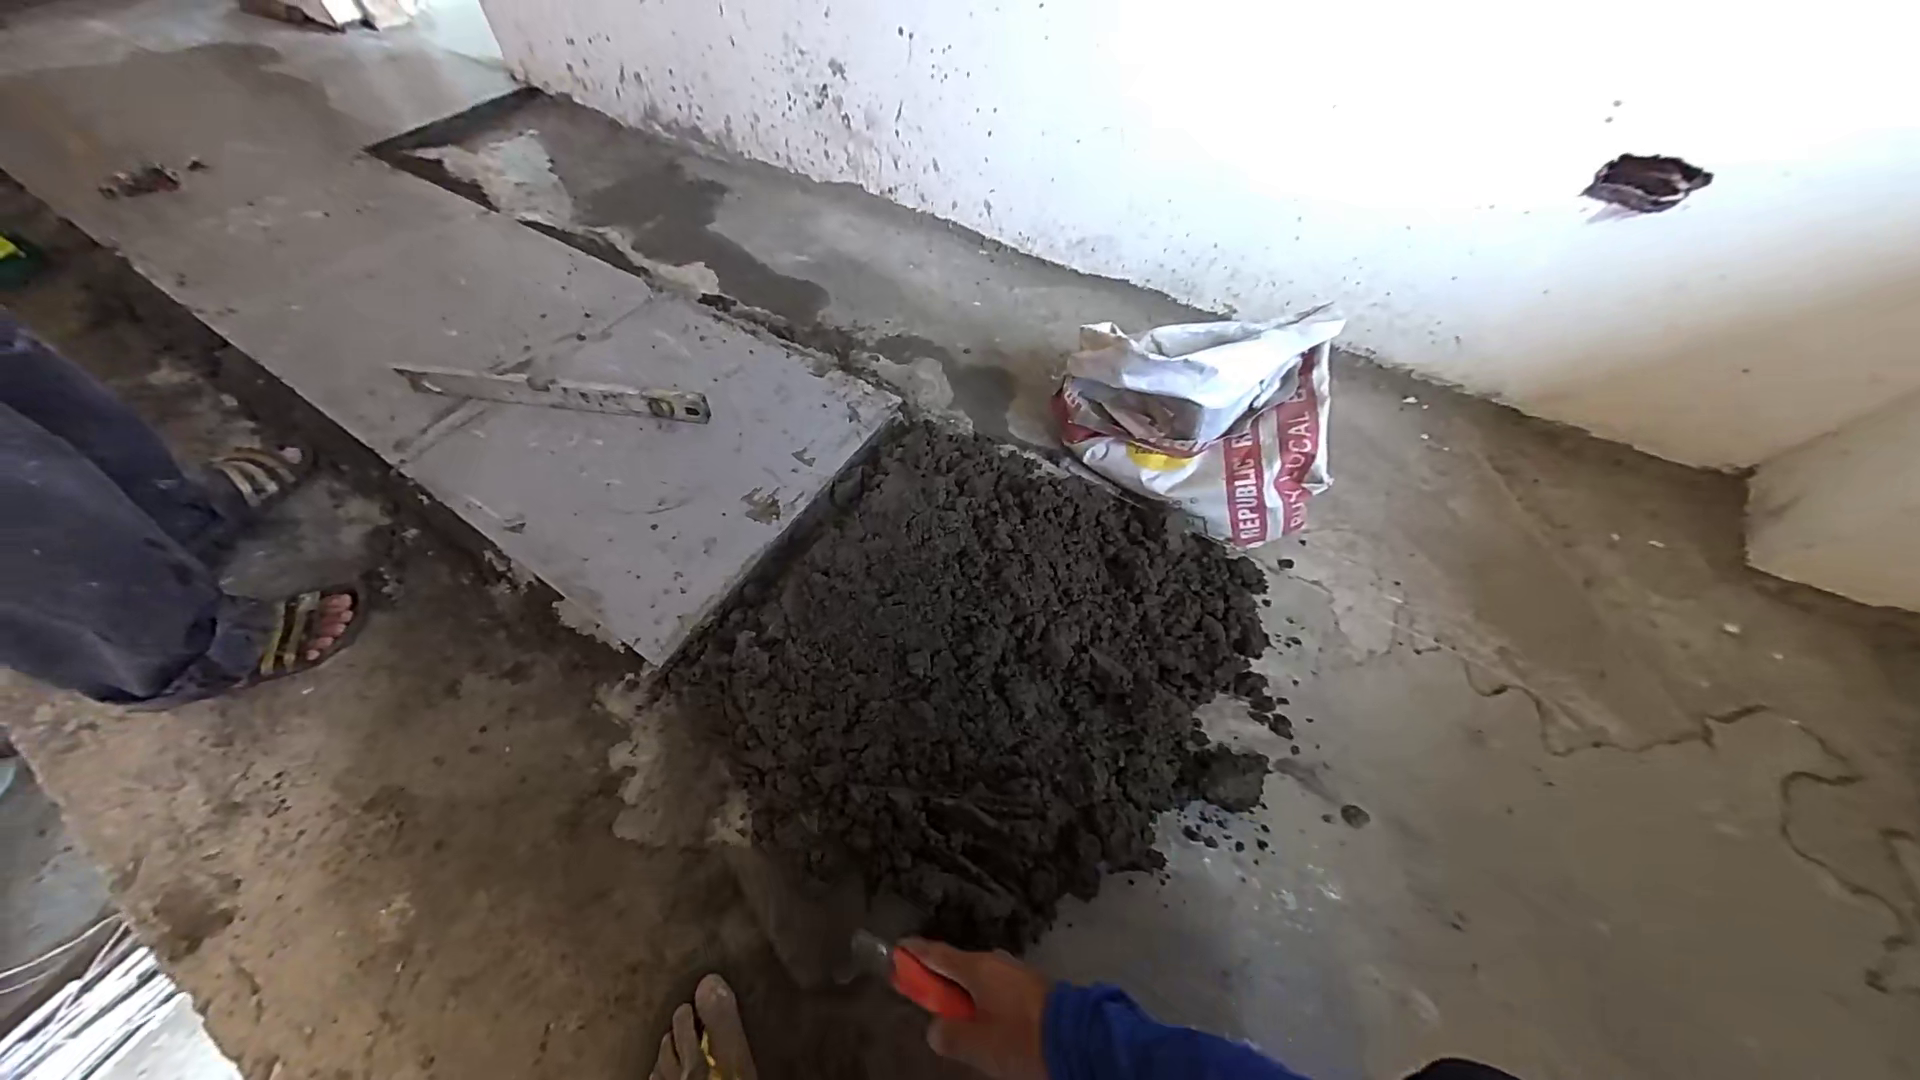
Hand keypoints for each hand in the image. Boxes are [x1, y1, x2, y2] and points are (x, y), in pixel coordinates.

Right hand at [900, 939, 1050, 1079]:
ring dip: (960, 991)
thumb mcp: (979, 1045)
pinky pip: (993, 986)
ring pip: (976, 978)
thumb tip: (934, 1027)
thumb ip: (950, 1035)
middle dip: (937, 978)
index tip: (897, 948)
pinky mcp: (1028, 985)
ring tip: (951, 1014)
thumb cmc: (1021, 1037)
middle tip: (920, 992)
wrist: (1077, 1035)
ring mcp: (1013, 970)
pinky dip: (979, 997)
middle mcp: (993, 960)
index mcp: (977, 967)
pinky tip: (980, 1017)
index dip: (915, 952)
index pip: (937, 954)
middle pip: (956, 965)